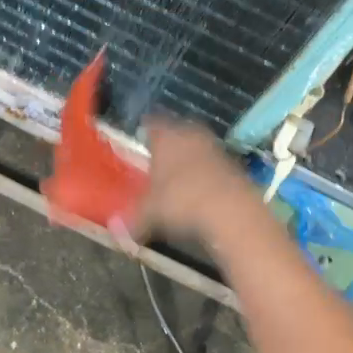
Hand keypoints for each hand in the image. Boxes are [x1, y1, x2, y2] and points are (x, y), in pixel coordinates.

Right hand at [135, 117, 256, 240]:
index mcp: (166, 136)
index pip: (151, 123)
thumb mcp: (148, 213)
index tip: (140, 141)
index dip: (145, 131)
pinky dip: (207, 175)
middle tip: (158, 160)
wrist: (233, 213)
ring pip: (197, 148)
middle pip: (177, 132)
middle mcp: (191, 135)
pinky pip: (214, 166)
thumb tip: (116, 229)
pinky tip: (201, 194)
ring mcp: (216, 149)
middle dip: (169, 145)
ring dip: (190, 160)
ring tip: (179, 180)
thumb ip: (132, 219)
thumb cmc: (181, 202)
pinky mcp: (236, 166)